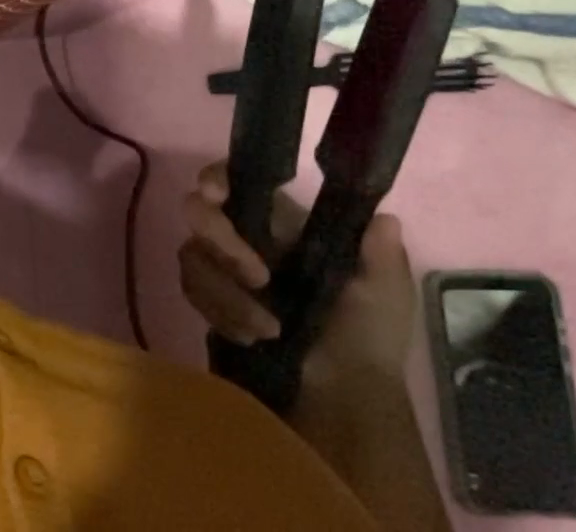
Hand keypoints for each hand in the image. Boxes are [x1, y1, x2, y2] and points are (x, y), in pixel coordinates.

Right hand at [180, 163, 416, 379]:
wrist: (339, 396)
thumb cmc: (367, 339)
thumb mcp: (385, 296)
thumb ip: (380, 255)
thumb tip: (383, 217)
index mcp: (284, 226)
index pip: (238, 182)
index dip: (216, 179)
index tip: (213, 195)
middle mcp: (244, 238)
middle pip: (199, 213)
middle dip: (220, 241)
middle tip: (256, 278)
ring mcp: (220, 268)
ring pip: (192, 256)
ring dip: (226, 293)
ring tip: (267, 329)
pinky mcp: (206, 298)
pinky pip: (191, 291)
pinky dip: (219, 313)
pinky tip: (250, 337)